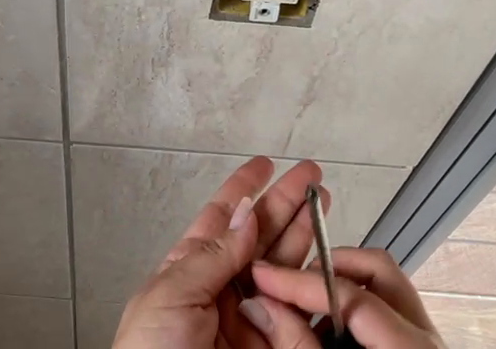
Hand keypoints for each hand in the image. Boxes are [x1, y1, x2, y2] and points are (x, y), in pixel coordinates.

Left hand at [111, 156, 330, 348]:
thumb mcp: (170, 297)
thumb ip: (213, 256)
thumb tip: (246, 215)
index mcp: (190, 272)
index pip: (221, 220)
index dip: (243, 190)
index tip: (265, 165)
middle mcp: (223, 292)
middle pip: (261, 237)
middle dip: (286, 205)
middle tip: (312, 178)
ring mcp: (250, 321)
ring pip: (284, 268)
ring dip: (306, 236)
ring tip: (323, 207)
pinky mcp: (272, 348)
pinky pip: (298, 315)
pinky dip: (313, 291)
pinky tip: (324, 264)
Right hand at [238, 248, 445, 348]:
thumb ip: (298, 348)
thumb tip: (257, 304)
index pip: (354, 297)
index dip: (302, 282)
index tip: (260, 272)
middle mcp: (430, 343)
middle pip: (379, 272)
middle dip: (329, 270)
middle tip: (289, 286)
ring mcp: (430, 347)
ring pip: (385, 290)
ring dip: (340, 290)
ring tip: (303, 316)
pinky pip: (387, 315)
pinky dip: (353, 315)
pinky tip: (325, 339)